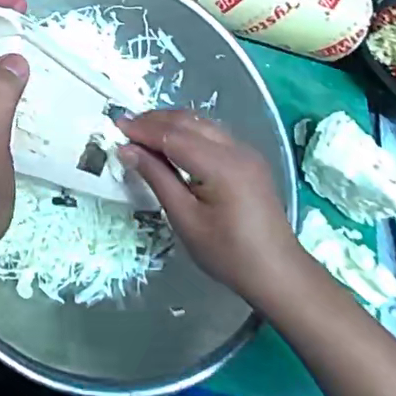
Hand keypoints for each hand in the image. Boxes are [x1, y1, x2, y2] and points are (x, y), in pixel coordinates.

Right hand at [117, 111, 307, 304]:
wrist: (279, 274)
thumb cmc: (229, 254)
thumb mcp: (185, 219)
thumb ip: (157, 178)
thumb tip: (127, 150)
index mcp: (222, 166)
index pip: (173, 136)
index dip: (143, 129)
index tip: (116, 126)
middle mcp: (236, 150)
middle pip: (188, 122)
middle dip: (154, 120)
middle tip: (125, 126)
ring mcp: (246, 152)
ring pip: (200, 123)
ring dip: (170, 122)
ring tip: (142, 131)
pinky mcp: (248, 159)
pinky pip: (211, 133)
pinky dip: (186, 131)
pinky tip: (171, 142)